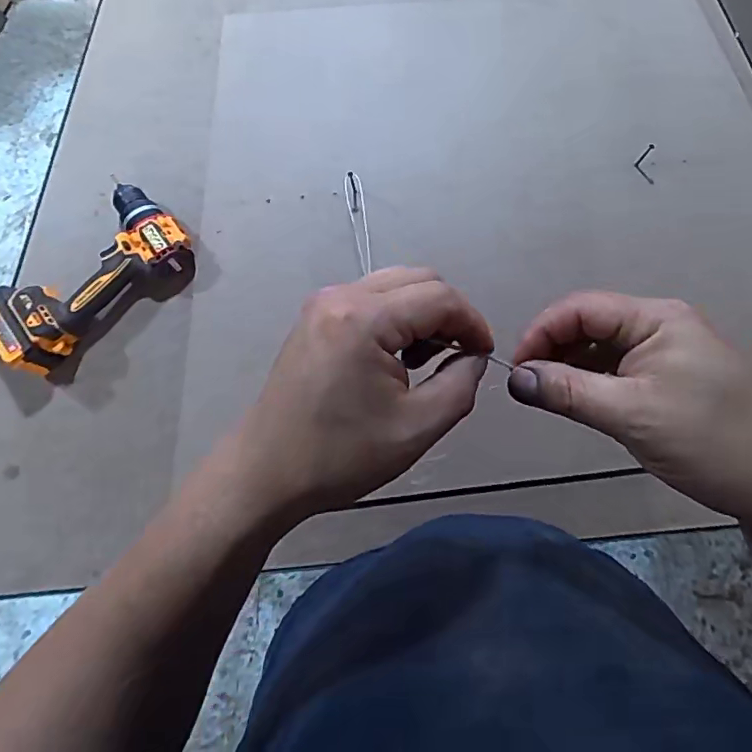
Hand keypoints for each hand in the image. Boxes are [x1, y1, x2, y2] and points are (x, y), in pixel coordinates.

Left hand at [219, 266, 493, 525]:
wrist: (266, 472)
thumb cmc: (339, 456)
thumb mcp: (416, 427)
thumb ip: (460, 383)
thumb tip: (473, 356)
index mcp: (364, 318)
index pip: (439, 297)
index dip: (472, 322)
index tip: (484, 354)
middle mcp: (341, 296)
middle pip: (418, 279)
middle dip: (449, 313)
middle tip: (459, 356)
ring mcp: (323, 303)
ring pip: (394, 284)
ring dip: (422, 312)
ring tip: (425, 361)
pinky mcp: (315, 316)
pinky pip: (370, 298)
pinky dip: (395, 317)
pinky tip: (395, 356)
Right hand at [508, 291, 751, 532]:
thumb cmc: (710, 444)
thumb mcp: (631, 416)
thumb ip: (568, 392)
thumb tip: (515, 377)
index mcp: (657, 318)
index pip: (582, 308)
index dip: (542, 332)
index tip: (516, 369)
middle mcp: (662, 324)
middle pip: (592, 324)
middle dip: (555, 349)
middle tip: (530, 387)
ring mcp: (671, 350)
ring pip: (605, 347)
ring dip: (574, 367)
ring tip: (551, 397)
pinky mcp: (675, 376)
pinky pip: (623, 368)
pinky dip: (596, 382)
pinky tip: (583, 403)